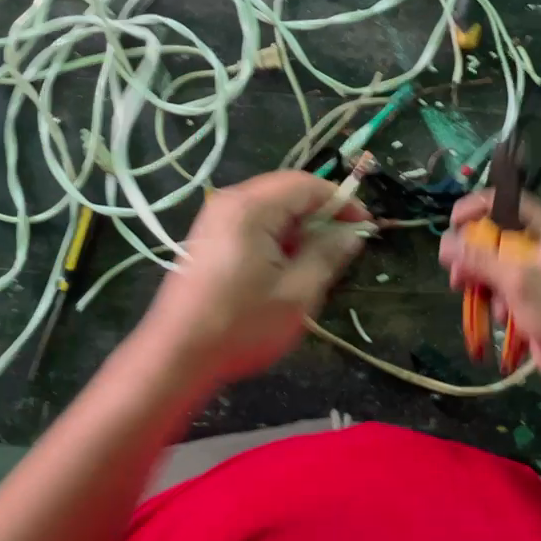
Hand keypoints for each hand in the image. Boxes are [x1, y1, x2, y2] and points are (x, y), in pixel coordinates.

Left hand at [143, 171, 371, 384]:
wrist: (175, 356)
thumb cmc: (239, 326)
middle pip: (288, 190)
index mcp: (251, 207)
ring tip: (320, 256)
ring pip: (272, 205)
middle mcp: (230, 200)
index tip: (366, 226)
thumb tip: (354, 233)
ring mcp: (216, 216)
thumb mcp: (297, 294)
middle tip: (346, 242)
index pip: (307, 184)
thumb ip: (328, 255)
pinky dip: (278, 233)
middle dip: (321, 212)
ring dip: (300, 224)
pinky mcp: (210, 235)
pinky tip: (288, 262)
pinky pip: (254, 220)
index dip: (341, 201)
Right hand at [439, 190, 540, 385]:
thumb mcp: (517, 280)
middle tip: (454, 268)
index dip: (477, 206)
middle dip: (471, 251)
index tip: (454, 223)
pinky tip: (496, 313)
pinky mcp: (526, 293)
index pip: (505, 201)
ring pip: (491, 260)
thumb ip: (479, 258)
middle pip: (493, 232)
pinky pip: (497, 284)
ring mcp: (533, 268)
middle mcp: (539, 242)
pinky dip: (491, 296)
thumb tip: (443, 242)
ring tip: (467, 292)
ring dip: (479, 277)